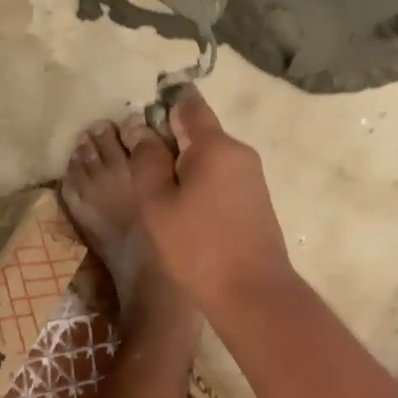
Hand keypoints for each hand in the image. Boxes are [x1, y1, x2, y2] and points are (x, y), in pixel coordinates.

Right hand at [120, 87, 294, 305]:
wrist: (252, 291)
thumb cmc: (198, 246)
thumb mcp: (158, 203)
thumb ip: (147, 161)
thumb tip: (144, 131)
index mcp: (216, 145)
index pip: (189, 105)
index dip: (162, 111)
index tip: (142, 137)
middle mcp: (240, 152)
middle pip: (199, 133)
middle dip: (171, 147)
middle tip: (146, 180)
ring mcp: (252, 177)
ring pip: (210, 159)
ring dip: (185, 171)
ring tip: (164, 204)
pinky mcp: (255, 200)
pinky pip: (222, 179)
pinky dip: (202, 187)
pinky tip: (188, 217)